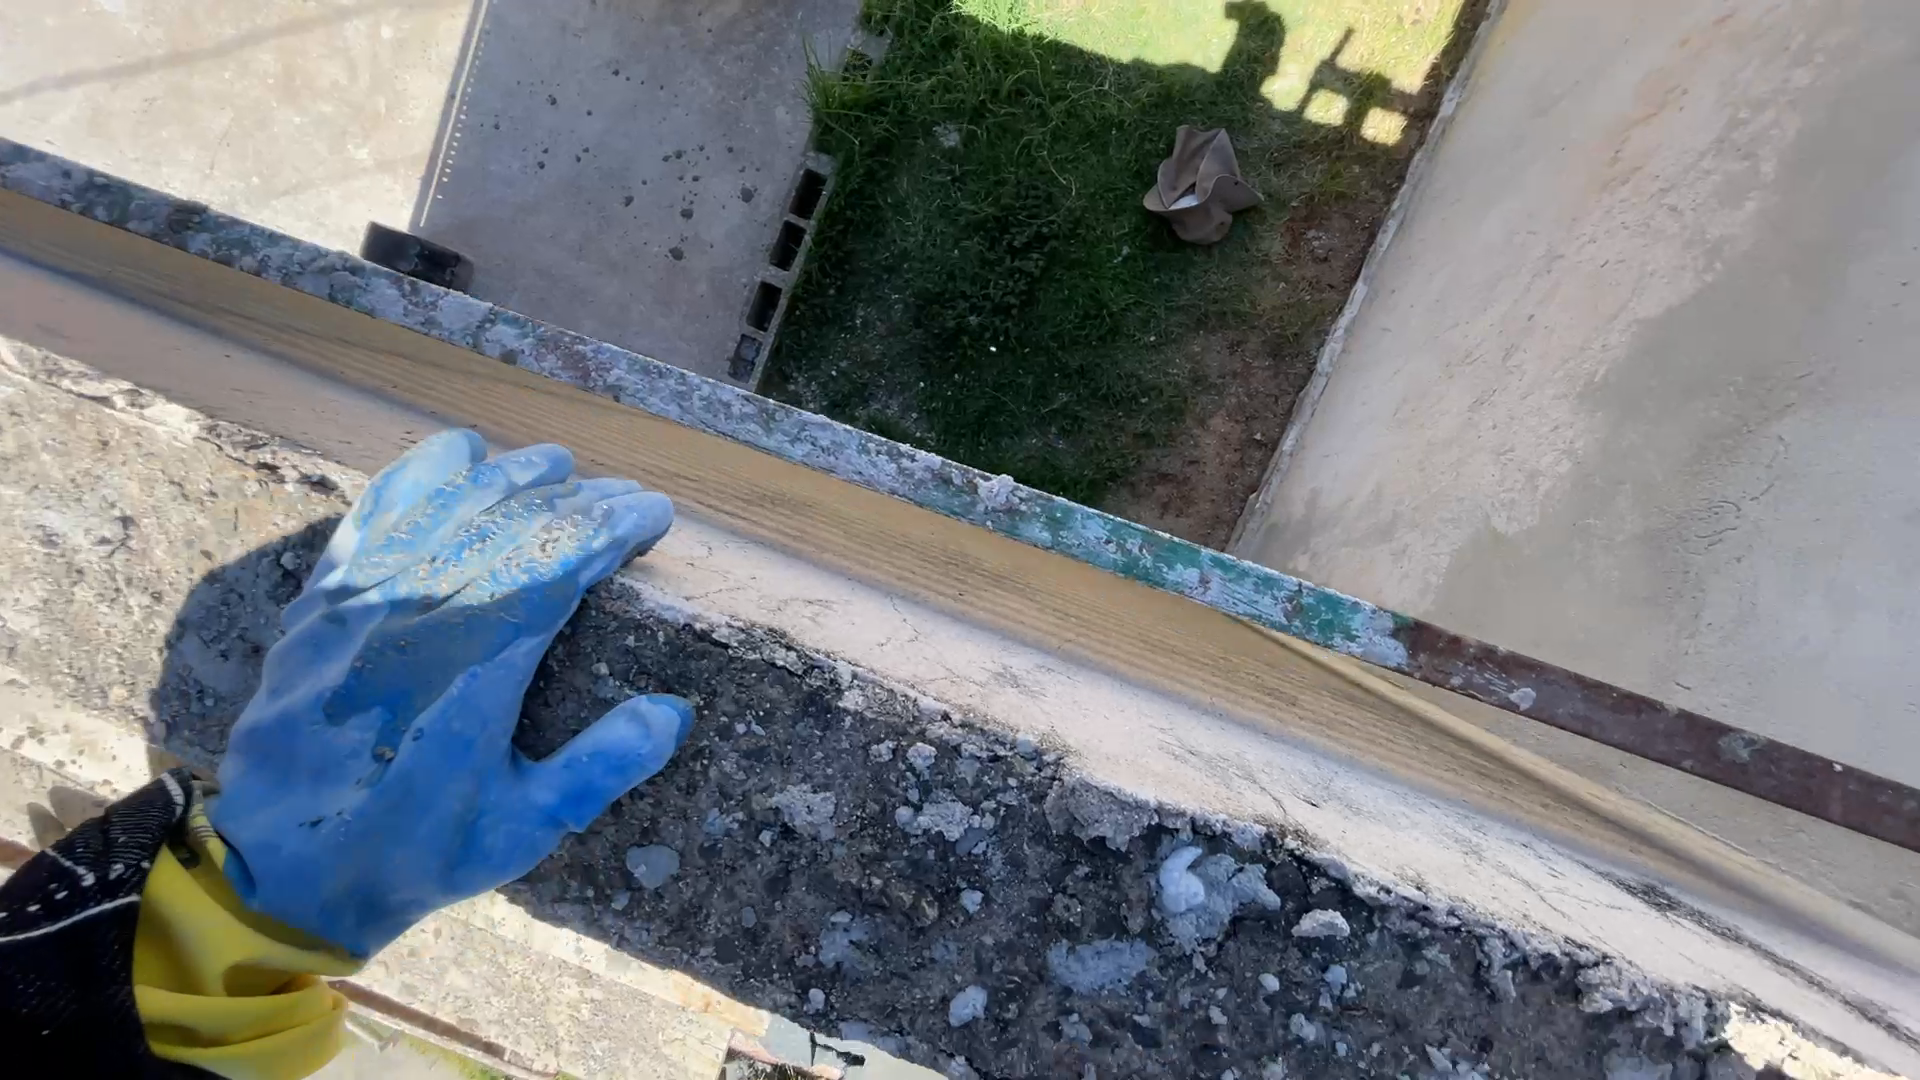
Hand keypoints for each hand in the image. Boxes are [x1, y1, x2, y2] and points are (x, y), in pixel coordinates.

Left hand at [210, 430, 694, 956]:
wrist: (278, 876)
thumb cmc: (419, 848)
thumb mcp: (524, 827)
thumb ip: (600, 768)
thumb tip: (675, 710)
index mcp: (473, 667)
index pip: (558, 562)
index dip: (614, 527)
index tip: (656, 513)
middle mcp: (415, 618)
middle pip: (513, 526)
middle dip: (581, 499)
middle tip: (628, 494)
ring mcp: (358, 605)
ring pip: (447, 509)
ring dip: (512, 477)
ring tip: (559, 462)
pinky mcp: (320, 606)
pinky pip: (374, 519)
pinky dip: (418, 477)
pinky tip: (454, 451)